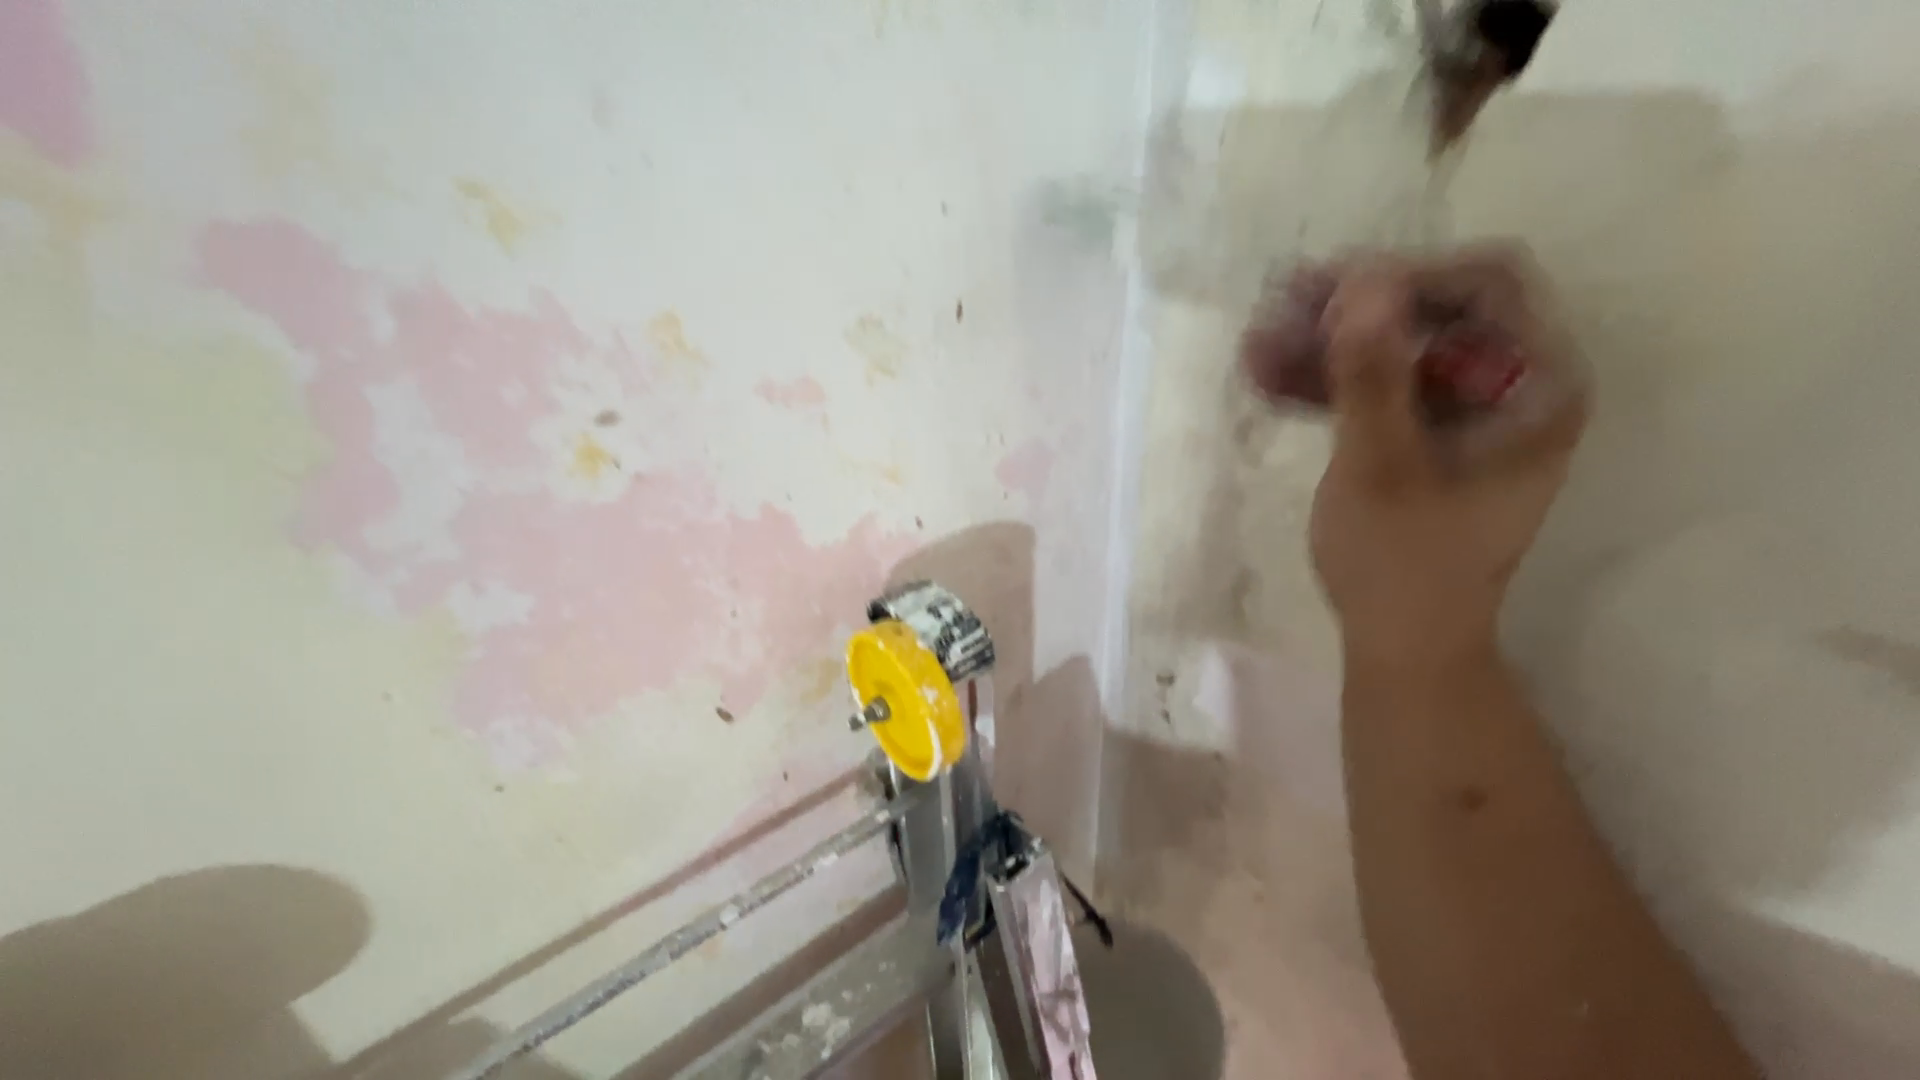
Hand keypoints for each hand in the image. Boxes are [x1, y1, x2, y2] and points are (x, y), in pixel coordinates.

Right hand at [1309, 246, 1586, 671]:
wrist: (1402, 642)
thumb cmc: (1402, 562)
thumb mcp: (1380, 465)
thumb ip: (1373, 372)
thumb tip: (1363, 278)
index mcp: (1536, 386)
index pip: (1487, 284)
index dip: (1404, 276)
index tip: (1326, 295)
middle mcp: (1514, 384)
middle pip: (1434, 310)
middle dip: (1350, 310)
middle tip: (1277, 311)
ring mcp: (1469, 410)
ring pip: (1398, 346)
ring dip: (1326, 343)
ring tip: (1255, 346)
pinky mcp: (1428, 434)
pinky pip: (1381, 386)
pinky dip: (1329, 380)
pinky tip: (1268, 377)